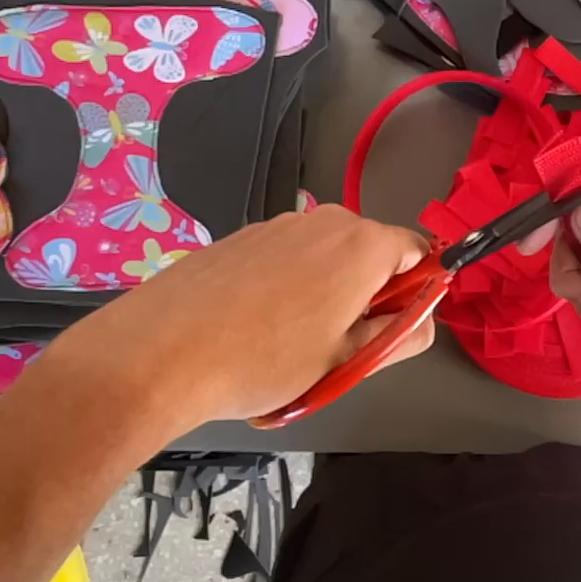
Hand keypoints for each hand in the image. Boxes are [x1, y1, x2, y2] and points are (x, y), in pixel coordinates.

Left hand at [37, 205, 434, 435]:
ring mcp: (280, 224)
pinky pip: (289, 256)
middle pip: (373, 251)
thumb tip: (424, 320)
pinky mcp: (243, 236)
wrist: (157, 354)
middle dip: (371, 292)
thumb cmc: (265, 360)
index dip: (417, 290)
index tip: (393, 328)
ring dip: (329, 290)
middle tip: (343, 344)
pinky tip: (256, 324)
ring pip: (329, 255)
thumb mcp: (347, 360)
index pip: (420, 251)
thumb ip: (402, 336)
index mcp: (364, 245)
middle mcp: (327, 221)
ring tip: (292, 340)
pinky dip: (290, 284)